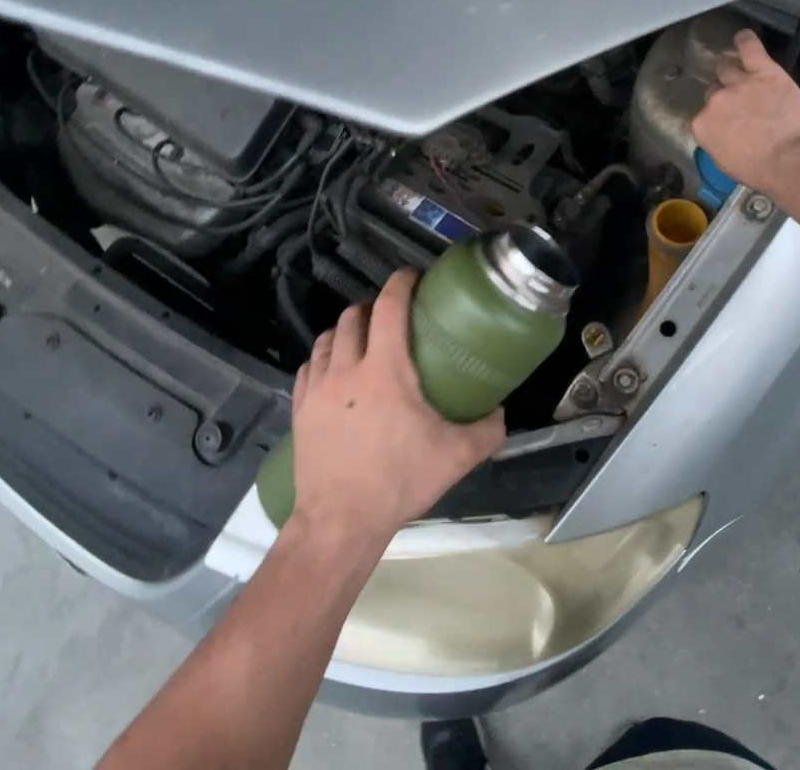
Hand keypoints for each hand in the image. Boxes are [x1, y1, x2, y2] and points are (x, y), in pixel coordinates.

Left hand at [286, 270, 504, 544]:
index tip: (413, 278)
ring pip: (327, 339)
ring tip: (363, 341)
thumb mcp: (456, 457)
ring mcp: (317, 389)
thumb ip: (487, 430)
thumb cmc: (399, 482)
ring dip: (347, 331)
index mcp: (385, 370)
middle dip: (373, 307)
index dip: (401, 283)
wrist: (340, 521)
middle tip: (393, 317)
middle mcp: (346, 369)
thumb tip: (500, 412)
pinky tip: (334, 371)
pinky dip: (324, 358)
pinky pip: (308, 367)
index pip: (389, 307)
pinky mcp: (299, 409)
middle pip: (354, 317)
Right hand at [691, 30, 799, 197]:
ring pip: (728, 70)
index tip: (730, 124)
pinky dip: (746, 41)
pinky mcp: (764, 72)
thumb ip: (717, 141)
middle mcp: (715, 101)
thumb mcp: (727, 163)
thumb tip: (721, 131)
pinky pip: (750, 48)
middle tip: (744, 107)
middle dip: (727, 97)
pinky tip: (743, 37)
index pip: (705, 115)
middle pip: (715, 91)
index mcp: (703, 125)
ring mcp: (739, 84)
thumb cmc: (760, 170)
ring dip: (734, 75)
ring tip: (743, 77)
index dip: (719, 119)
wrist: (791, 160)